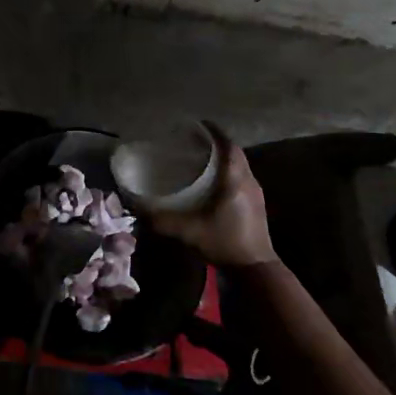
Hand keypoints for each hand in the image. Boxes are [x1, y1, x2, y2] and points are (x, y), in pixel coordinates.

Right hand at [149, 127, 276, 267]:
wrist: (255, 269)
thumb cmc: (224, 243)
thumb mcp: (189, 231)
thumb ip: (162, 220)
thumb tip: (138, 209)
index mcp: (235, 179)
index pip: (228, 145)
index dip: (215, 132)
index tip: (199, 125)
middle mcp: (249, 180)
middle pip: (235, 153)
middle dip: (218, 143)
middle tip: (197, 142)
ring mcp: (256, 193)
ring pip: (241, 165)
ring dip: (225, 158)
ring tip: (204, 159)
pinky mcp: (257, 204)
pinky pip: (243, 177)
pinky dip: (230, 172)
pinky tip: (216, 182)